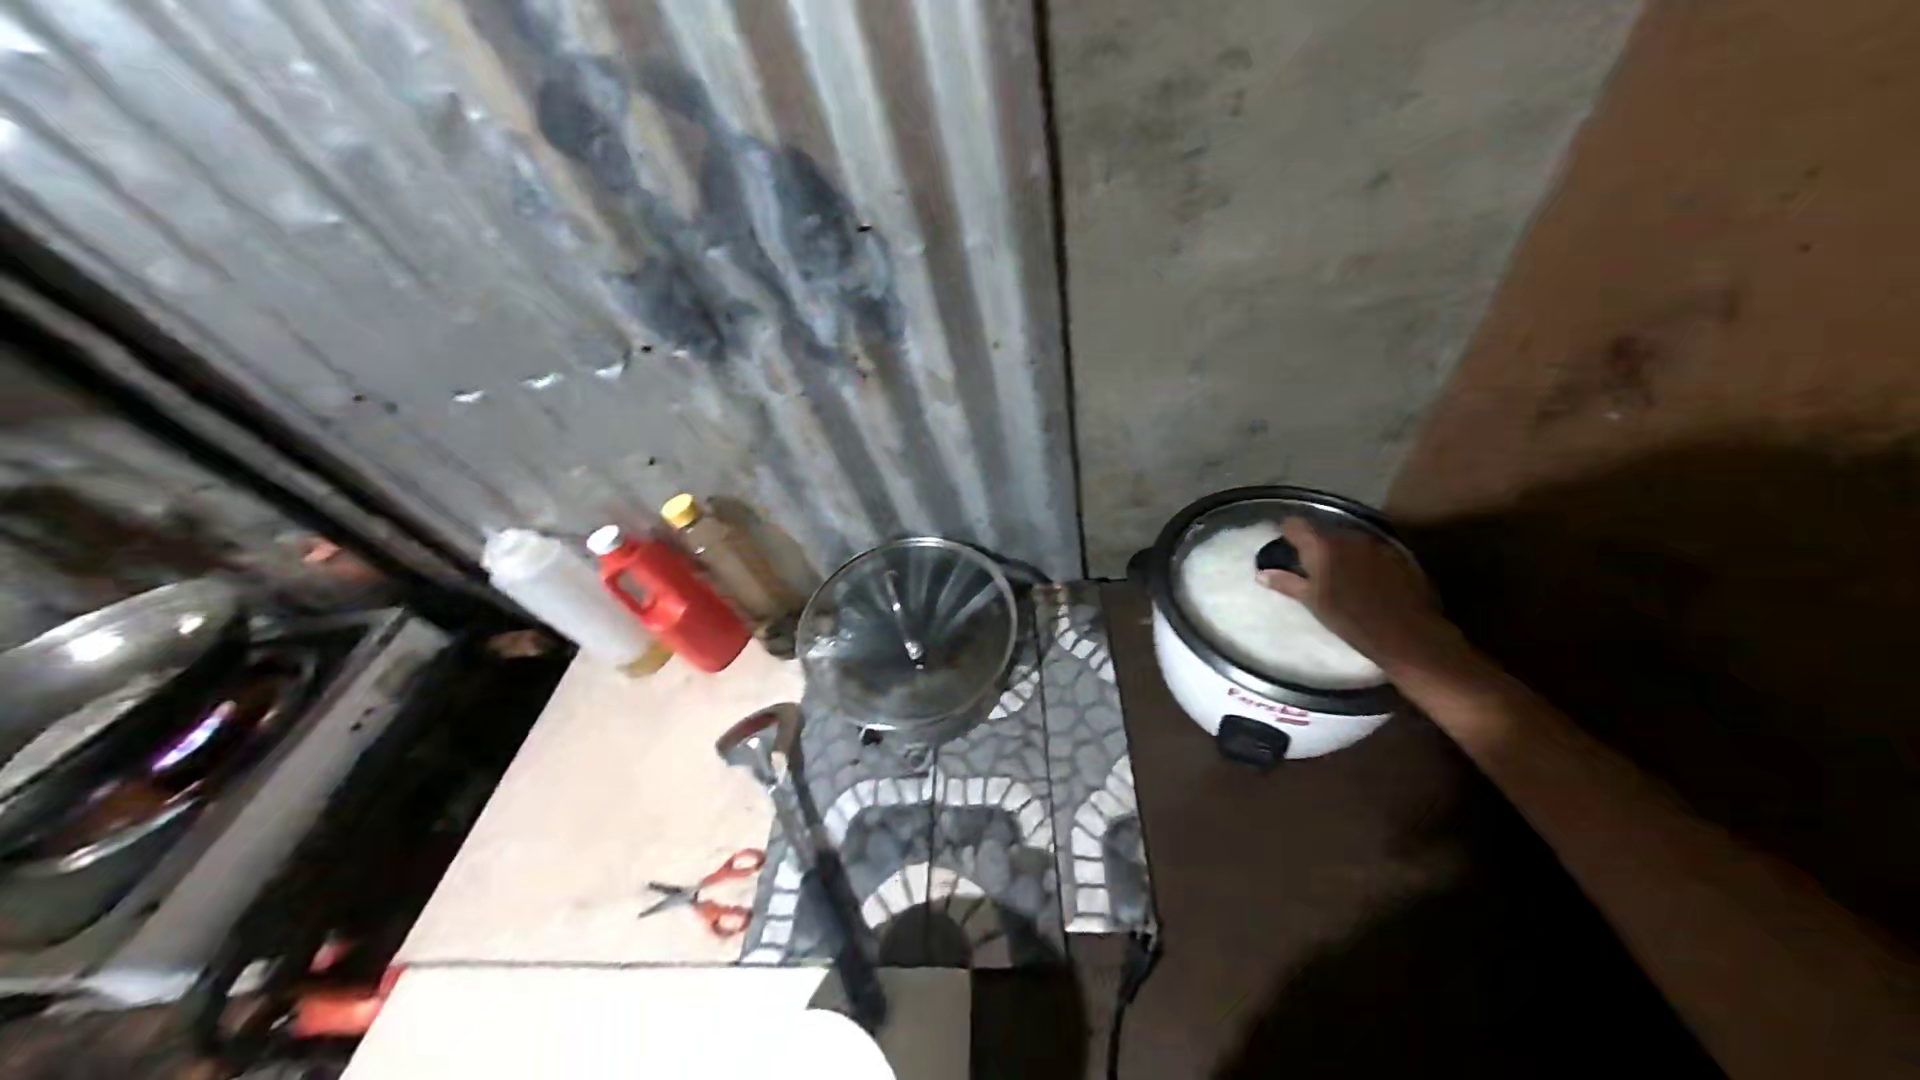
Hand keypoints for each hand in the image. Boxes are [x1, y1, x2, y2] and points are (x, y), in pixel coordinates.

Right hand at [1255, 518, 1463, 676]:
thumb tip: (1262, 574)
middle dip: (1315, 544)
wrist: (1407, 633)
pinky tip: (1365, 579)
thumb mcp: (1312, 603)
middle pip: (1323, 530)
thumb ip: (1286, 583)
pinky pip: (1370, 548)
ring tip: (1338, 573)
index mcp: (1322, 546)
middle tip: (1310, 567)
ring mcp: (1376, 543)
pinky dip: (1362, 558)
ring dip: (1340, 550)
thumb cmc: (1350, 620)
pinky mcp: (1397, 554)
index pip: (1295, 524)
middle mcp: (1348, 537)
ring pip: (1348, 539)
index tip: (1284, 546)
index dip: (1287, 533)